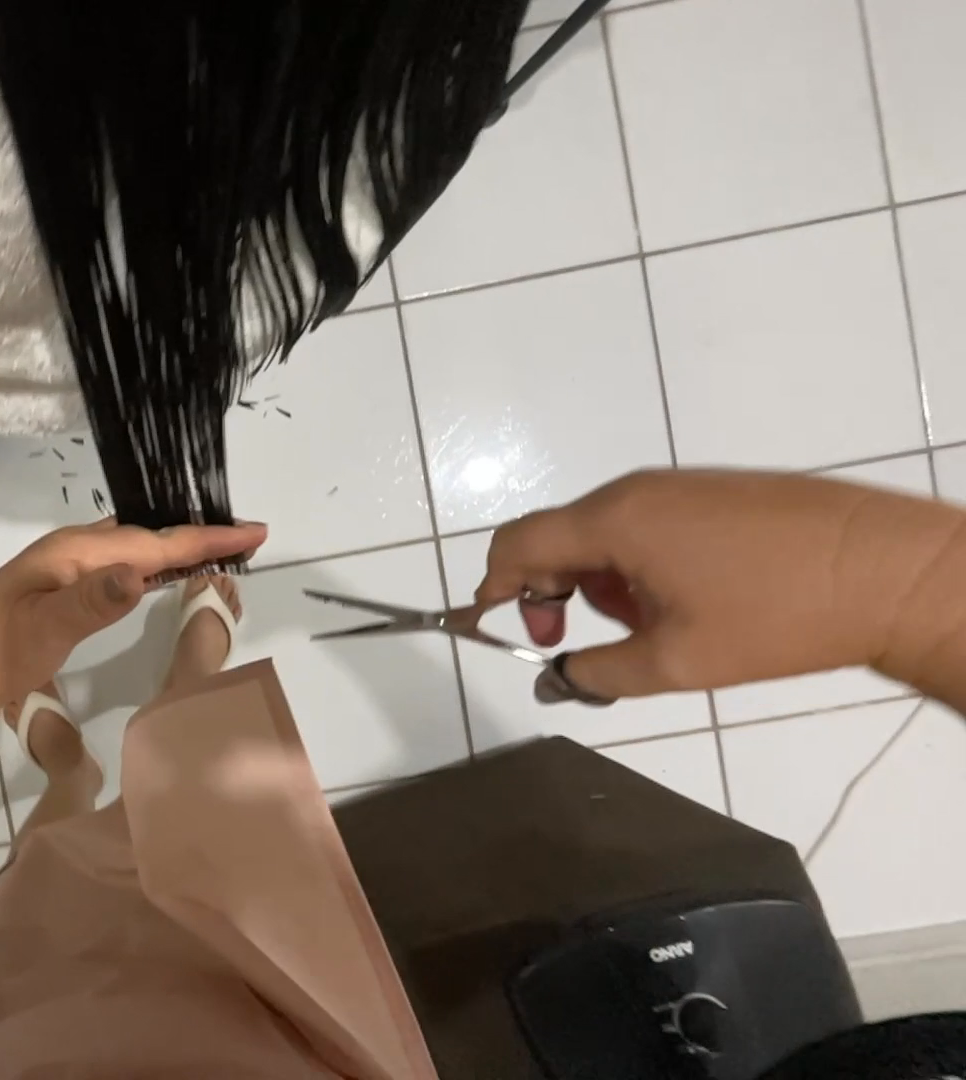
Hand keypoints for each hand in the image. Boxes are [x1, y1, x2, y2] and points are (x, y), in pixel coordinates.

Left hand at [0, 519, 267, 712]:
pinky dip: (155, 565)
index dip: (204, 538)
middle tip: (248, 539)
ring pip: (138, 549)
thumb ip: (90, 600)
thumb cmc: (2, 648)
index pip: (152, 542)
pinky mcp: (70, 584)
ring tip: (222, 550)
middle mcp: (77, 548)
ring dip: (179, 549)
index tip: (254, 533)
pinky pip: (125, 565)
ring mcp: (72, 565)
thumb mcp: (45, 627)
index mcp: (76, 551)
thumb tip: (138, 573)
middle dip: (199, 537)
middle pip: (150, 537)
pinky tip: (168, 573)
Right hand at [475, 469, 961, 699]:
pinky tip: (681, 595)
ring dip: (594, 579)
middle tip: (568, 637)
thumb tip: (555, 682)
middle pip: (554, 536)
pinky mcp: (716, 490)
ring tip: (644, 621)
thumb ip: (597, 672)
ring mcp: (678, 486)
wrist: (914, 574)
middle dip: (547, 589)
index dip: (493, 583)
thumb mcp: (677, 660)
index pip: (517, 543)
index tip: (491, 621)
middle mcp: (634, 492)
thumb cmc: (781, 617)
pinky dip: (634, 561)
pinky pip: (643, 522)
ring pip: (599, 531)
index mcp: (612, 522)